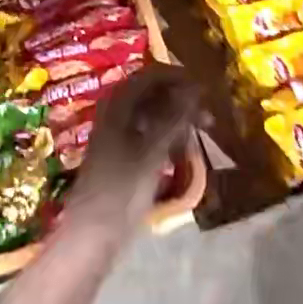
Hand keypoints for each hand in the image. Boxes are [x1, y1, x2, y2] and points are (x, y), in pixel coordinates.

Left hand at [70, 64, 199, 214]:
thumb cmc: (122, 187)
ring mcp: (117, 131)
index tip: (206, 87)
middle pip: (150, 92)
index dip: (177, 76)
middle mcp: (115, 110)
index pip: (149, 74)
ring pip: (151, 113)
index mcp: (117, 102)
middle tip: (208, 114)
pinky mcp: (122, 152)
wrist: (94, 229)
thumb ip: (173, 117)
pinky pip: (148, 132)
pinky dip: (167, 135)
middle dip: (180, 98)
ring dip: (176, 118)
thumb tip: (195, 88)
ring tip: (202, 131)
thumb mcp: (152, 151)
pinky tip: (184, 149)